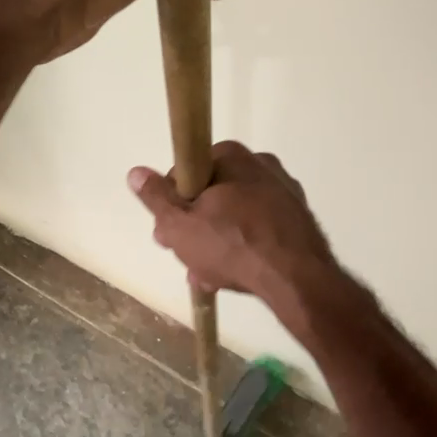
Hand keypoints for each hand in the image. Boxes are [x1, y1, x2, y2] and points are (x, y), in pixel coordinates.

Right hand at [128, 141, 360, 339]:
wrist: (297, 280)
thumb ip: (155, 198)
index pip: (188, 173)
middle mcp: (262, 165)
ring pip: (237, 216)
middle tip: (185, 256)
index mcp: (231, 156)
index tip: (168, 231)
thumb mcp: (179, 224)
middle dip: (196, 226)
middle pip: (213, 195)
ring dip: (218, 242)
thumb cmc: (231, 244)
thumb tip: (135, 172)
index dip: (173, 203)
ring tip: (207, 275)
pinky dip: (245, 247)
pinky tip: (234, 275)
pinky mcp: (300, 221)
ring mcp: (285, 193)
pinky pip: (261, 230)